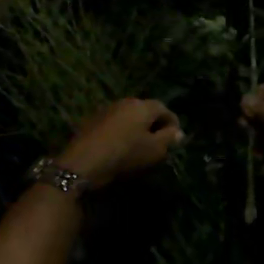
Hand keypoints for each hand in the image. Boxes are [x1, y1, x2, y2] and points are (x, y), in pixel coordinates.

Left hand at [56, 98, 183, 188]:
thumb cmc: (126, 153)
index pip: (164, 108)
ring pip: (129, 117)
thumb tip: (178, 132)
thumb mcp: (154, 149)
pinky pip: (115, 124)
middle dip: (154, 124)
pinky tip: (121, 147)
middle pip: (145, 110)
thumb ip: (169, 138)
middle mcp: (124, 102)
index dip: (172, 122)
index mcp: (142, 105)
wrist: (85, 161)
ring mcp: (107, 110)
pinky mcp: (93, 121)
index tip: (175, 138)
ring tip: (140, 146)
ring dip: (137, 128)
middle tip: (159, 142)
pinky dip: (122, 132)